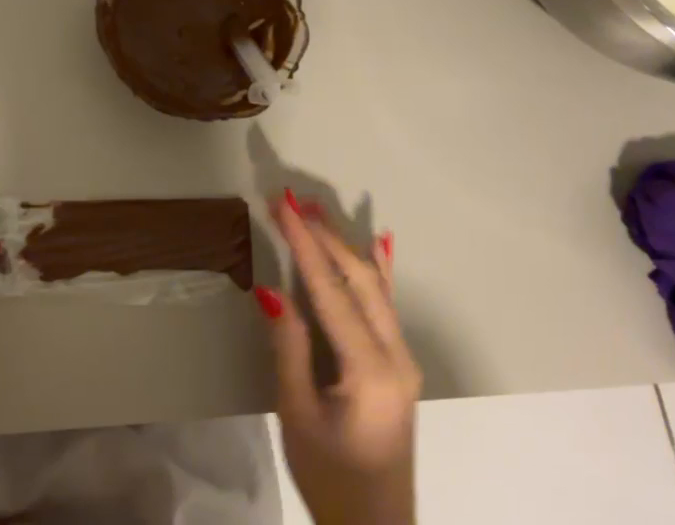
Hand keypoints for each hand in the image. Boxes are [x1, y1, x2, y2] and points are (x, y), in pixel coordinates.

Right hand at [256, 191, 419, 524]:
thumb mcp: (297, 413)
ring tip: (318, 211)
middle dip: (326, 235)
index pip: (331, 290)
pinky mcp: (396, 367)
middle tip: (293, 198)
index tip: (282, 204)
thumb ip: (289, 349)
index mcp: (369, 366)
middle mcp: (394, 355)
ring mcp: (401, 360)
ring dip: (345, 246)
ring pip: (375, 288)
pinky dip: (375, 270)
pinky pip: (384, 306)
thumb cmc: (330, 475)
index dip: (305, 244)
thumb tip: (273, 290)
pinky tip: (379, 243)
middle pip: (360, 280)